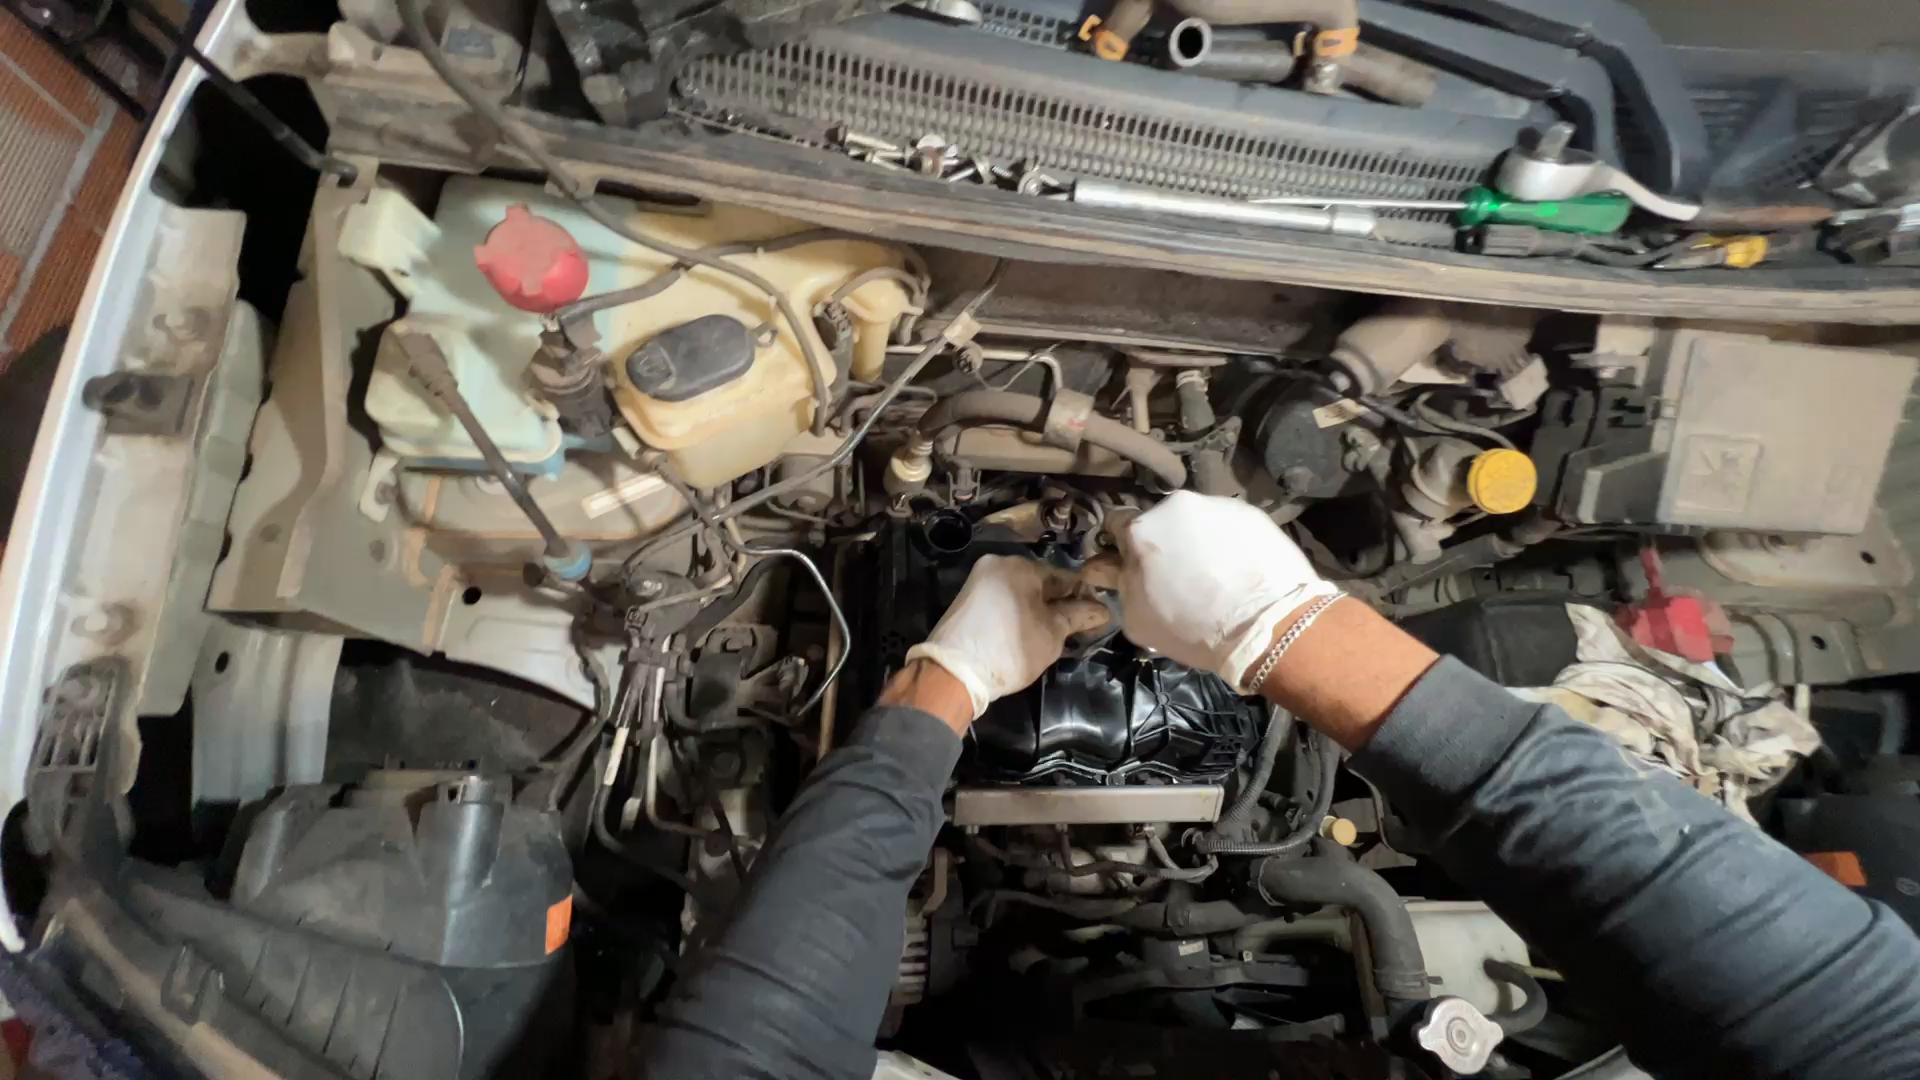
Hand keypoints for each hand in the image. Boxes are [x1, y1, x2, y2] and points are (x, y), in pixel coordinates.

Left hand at [905, 555, 1109, 720]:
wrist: (954, 672)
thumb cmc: (1010, 648)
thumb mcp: (1052, 633)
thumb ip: (1079, 616)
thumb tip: (1102, 609)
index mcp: (1019, 565)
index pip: (1064, 576)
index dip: (1083, 597)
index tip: (1096, 617)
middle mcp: (997, 564)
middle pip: (1041, 583)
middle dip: (1060, 605)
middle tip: (1078, 630)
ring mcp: (979, 581)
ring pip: (1021, 593)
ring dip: (1039, 610)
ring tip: (1056, 635)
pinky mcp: (968, 601)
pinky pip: (1004, 601)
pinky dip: (1019, 614)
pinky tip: (1029, 634)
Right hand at [1111, 490, 1342, 688]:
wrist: (1268, 628)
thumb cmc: (1193, 628)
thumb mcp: (1136, 618)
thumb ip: (1121, 583)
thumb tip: (1123, 569)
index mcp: (1140, 529)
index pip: (1115, 522)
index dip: (1121, 544)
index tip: (1132, 562)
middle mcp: (1175, 505)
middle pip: (1159, 520)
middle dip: (1163, 541)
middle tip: (1177, 573)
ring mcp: (1217, 505)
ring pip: (1195, 520)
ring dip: (1196, 539)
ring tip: (1214, 571)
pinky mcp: (1252, 512)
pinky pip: (1228, 523)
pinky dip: (1228, 540)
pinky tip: (1238, 567)